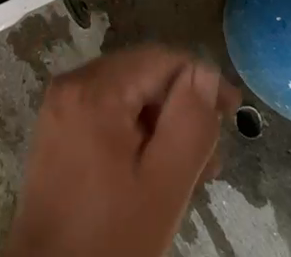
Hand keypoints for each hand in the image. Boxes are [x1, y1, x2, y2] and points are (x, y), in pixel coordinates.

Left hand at [2, 46, 239, 256]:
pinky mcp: (56, 126)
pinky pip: (105, 110)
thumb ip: (190, 122)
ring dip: (161, 123)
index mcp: (95, 89)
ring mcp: (59, 104)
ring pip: (126, 93)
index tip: (234, 117)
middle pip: (142, 73)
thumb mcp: (165, 181)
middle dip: (181, 107)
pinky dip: (134, 131)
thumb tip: (204, 71)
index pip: (161, 59)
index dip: (202, 81)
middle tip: (209, 161)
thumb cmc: (113, 232)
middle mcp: (71, 83)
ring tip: (185, 173)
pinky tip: (151, 170)